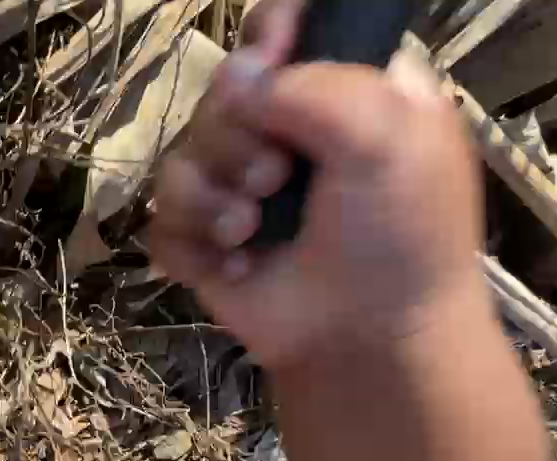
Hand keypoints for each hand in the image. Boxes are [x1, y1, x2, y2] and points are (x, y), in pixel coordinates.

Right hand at [148, 0, 488, 368]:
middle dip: (235, 143)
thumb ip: (319, 89)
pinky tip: (234, 267)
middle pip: (214, 100)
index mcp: (336, 89)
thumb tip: (239, 76)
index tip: (267, 65)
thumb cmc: (398, 234)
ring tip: (250, 232)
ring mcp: (231, 191)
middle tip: (274, 180)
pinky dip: (191, 248)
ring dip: (209, 202)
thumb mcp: (390, 140)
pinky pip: (158, 226)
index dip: (265, 39)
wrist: (361, 335)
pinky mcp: (197, 244)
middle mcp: (278, 132)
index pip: (280, 30)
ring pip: (174, 167)